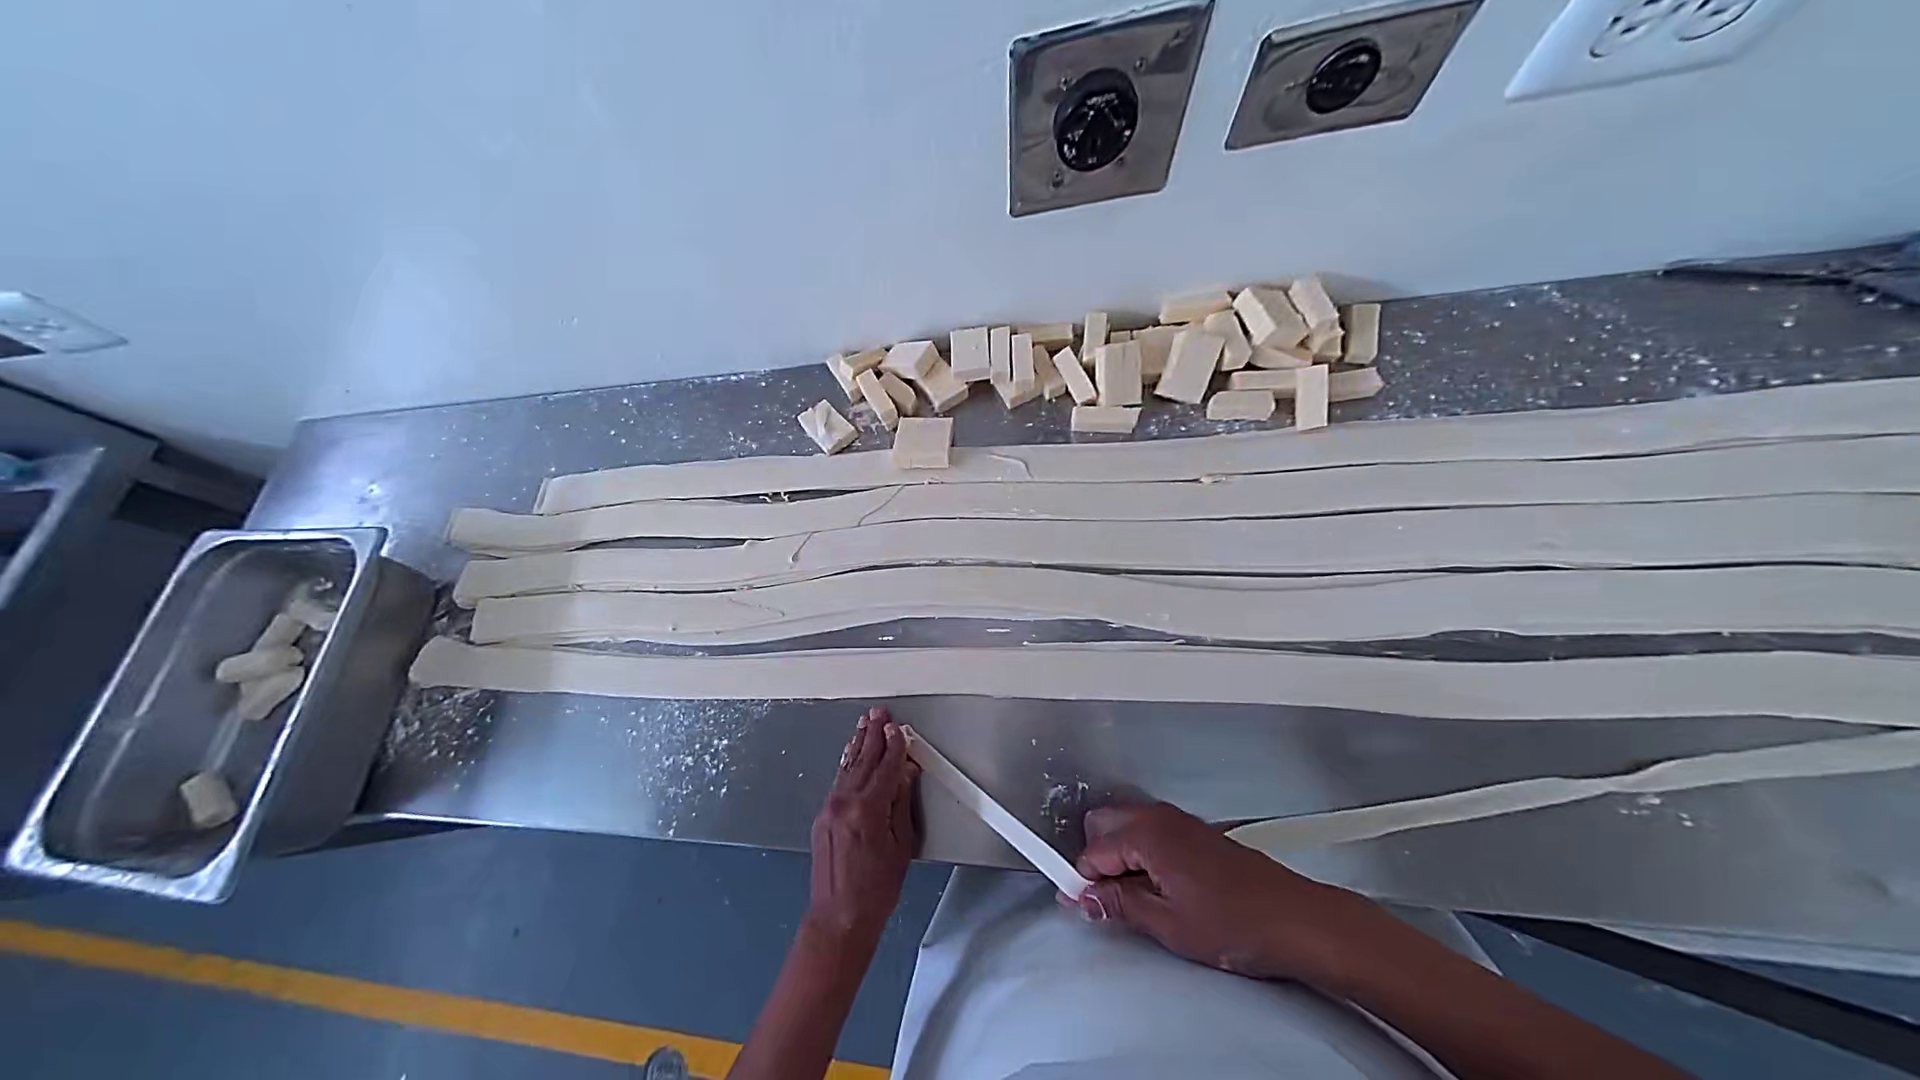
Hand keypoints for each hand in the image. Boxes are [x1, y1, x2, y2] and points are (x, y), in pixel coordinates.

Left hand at [807, 707, 918, 938]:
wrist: (840, 917)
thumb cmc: (874, 890)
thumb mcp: (901, 845)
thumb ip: (901, 803)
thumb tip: (905, 775)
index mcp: (867, 810)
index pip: (887, 767)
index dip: (895, 746)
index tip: (900, 731)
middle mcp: (844, 804)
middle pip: (864, 760)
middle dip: (874, 734)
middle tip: (879, 714)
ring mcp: (830, 809)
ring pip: (848, 767)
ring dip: (858, 743)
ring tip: (865, 724)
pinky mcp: (822, 817)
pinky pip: (838, 781)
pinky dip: (848, 764)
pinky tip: (852, 754)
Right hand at [1071, 802, 1375, 980]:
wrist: (1297, 920)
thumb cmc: (1241, 922)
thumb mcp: (1168, 925)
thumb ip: (1119, 905)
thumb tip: (1088, 897)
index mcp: (1147, 835)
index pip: (1092, 850)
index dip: (1081, 880)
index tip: (1078, 902)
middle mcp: (1160, 818)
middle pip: (1103, 824)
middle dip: (1095, 858)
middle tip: (1105, 900)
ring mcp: (1179, 821)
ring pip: (1126, 825)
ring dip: (1118, 855)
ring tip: (1135, 900)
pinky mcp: (1195, 831)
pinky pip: (1150, 831)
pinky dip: (1141, 853)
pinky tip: (1159, 889)